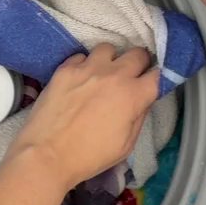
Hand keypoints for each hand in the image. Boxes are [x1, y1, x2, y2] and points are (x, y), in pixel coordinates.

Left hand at [4, 45, 159, 191]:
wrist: (47, 154)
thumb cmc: (90, 156)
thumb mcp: (126, 145)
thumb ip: (139, 116)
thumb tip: (142, 100)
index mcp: (132, 95)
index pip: (158, 74)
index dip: (157, 79)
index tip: (151, 84)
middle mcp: (113, 74)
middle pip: (137, 53)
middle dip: (139, 64)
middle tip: (131, 77)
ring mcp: (87, 67)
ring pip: (108, 49)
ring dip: (110, 60)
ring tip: (103, 74)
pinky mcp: (65, 68)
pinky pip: (81, 56)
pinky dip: (84, 65)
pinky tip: (80, 80)